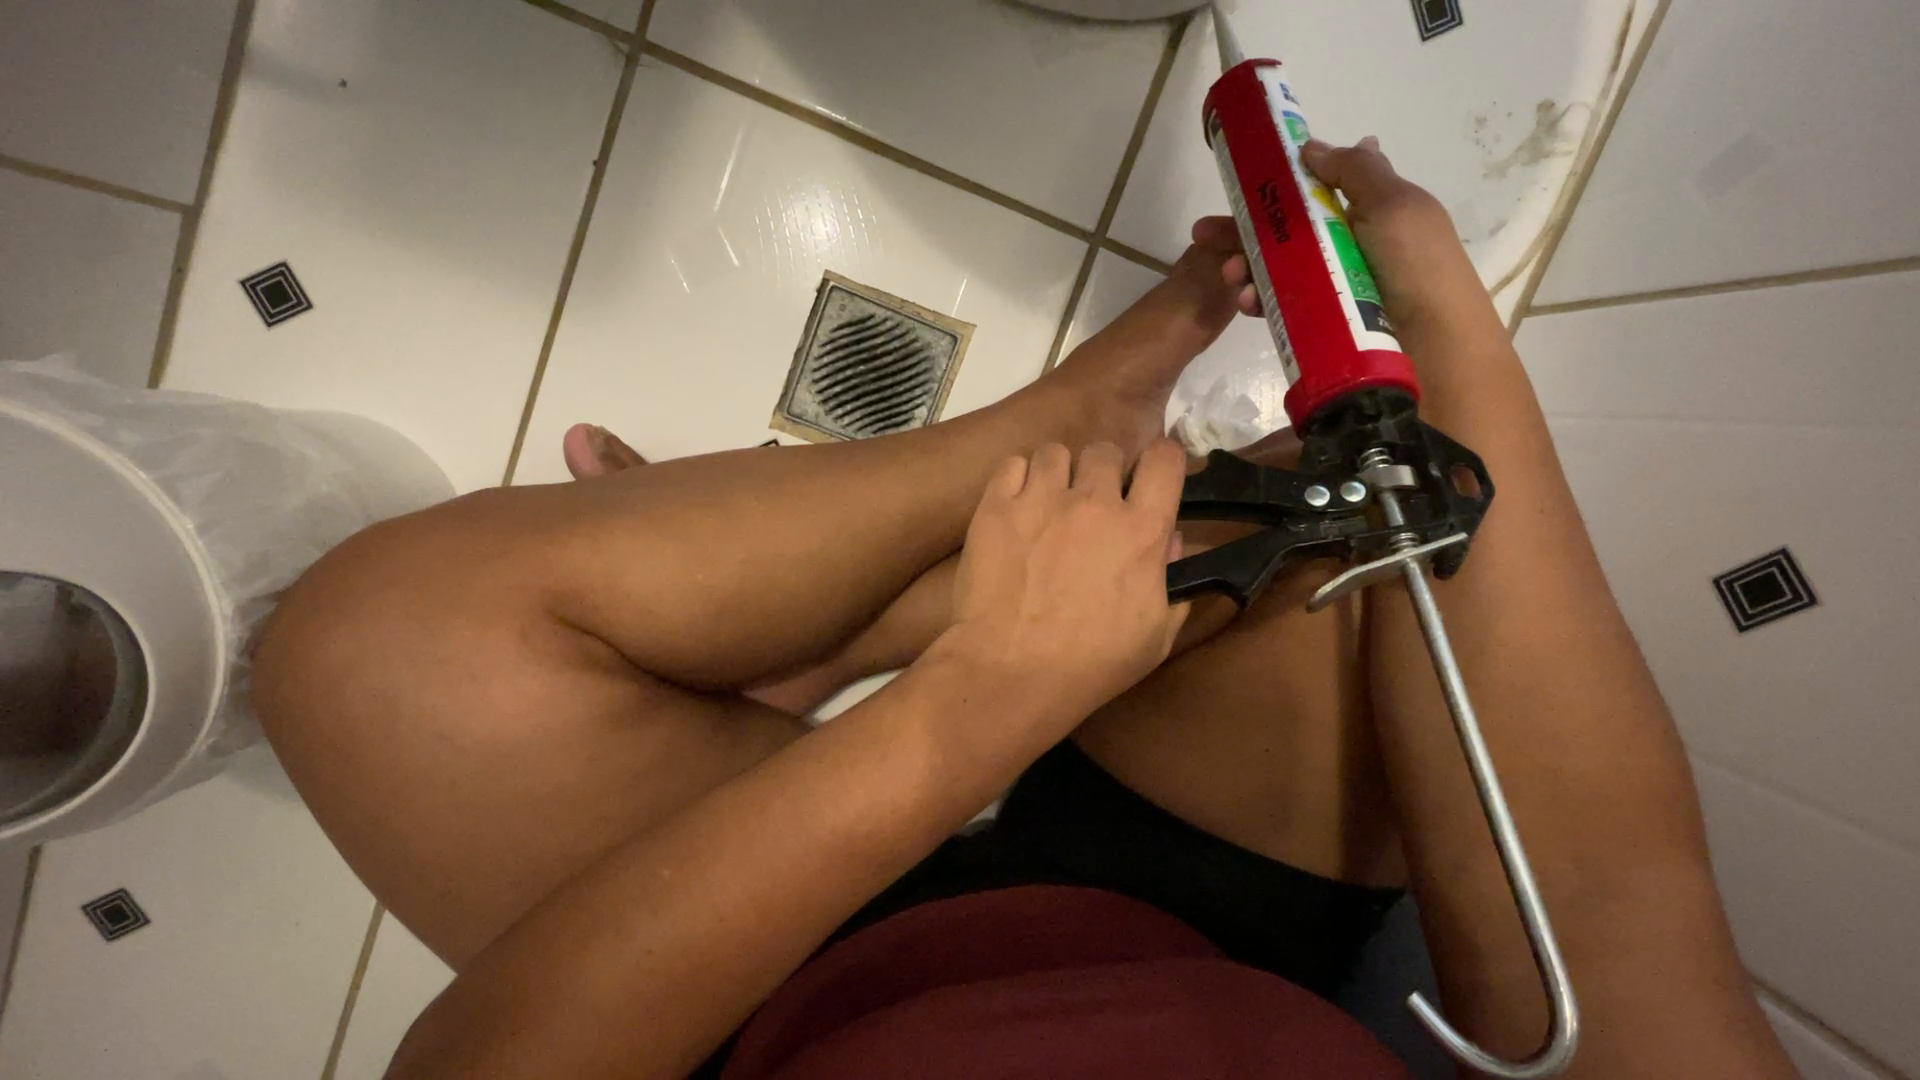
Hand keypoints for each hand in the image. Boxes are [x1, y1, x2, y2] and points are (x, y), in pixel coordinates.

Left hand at [943, 439, 1190, 727]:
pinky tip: (1016, 508)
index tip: (1152, 476)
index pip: (1165, 459)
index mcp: (1142, 530)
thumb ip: (1172, 583)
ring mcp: (1040, 500)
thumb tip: (1171, 541)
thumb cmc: (1091, 665)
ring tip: (1049, 504)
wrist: (1011, 672)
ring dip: (1059, 473)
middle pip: (1106, 450)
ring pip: (1056, 452)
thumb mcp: (1155, 637)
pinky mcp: (995, 507)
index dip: (1163, 460)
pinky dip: (1017, 480)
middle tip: (1094, 502)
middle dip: (1105, 471)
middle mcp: (1093, 502)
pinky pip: (1011, 465)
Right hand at [1203, 136, 1490, 339]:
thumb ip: (1355, 171)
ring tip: (1228, 276)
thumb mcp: (1394, 204)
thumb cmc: (1417, 266)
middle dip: (1242, 232)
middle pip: (1282, 234)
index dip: (1273, 191)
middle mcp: (1344, 248)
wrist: (1435, 348)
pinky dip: (1258, 301)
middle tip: (1203, 236)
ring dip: (1245, 268)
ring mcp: (1328, 289)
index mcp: (1365, 214)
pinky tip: (1246, 302)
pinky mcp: (1316, 324)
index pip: (1309, 196)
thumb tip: (1311, 148)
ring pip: (1275, 271)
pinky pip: (1278, 307)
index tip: (1238, 190)